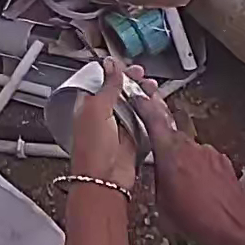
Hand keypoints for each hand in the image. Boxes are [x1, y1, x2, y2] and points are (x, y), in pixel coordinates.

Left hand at [68, 57, 142, 191]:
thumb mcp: (98, 108)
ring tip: (152, 87)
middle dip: (132, 81)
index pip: (101, 81)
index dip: (114, 71)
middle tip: (142, 75)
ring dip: (143, 94)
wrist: (105, 180)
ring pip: (132, 104)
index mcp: (88, 104)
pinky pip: (142, 119)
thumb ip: (107, 85)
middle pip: (119, 91)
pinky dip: (150, 110)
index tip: (126, 65)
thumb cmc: (93, 147)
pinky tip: (156, 103)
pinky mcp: (132, 137)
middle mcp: (102, 114)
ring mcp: (117, 126)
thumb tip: (110, 63)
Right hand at [147, 98, 244, 244]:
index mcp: (170, 152)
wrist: (236, 229)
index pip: (154, 118)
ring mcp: (209, 152)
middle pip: (172, 133)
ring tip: (184, 185)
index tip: (138, 98)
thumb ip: (156, 177)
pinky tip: (200, 188)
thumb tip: (155, 171)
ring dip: (184, 160)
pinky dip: (199, 169)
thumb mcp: (162, 203)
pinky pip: (204, 158)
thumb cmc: (198, 220)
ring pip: (189, 148)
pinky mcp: (223, 161)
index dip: (144, 105)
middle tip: (160, 158)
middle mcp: (190, 146)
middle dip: (164, 142)